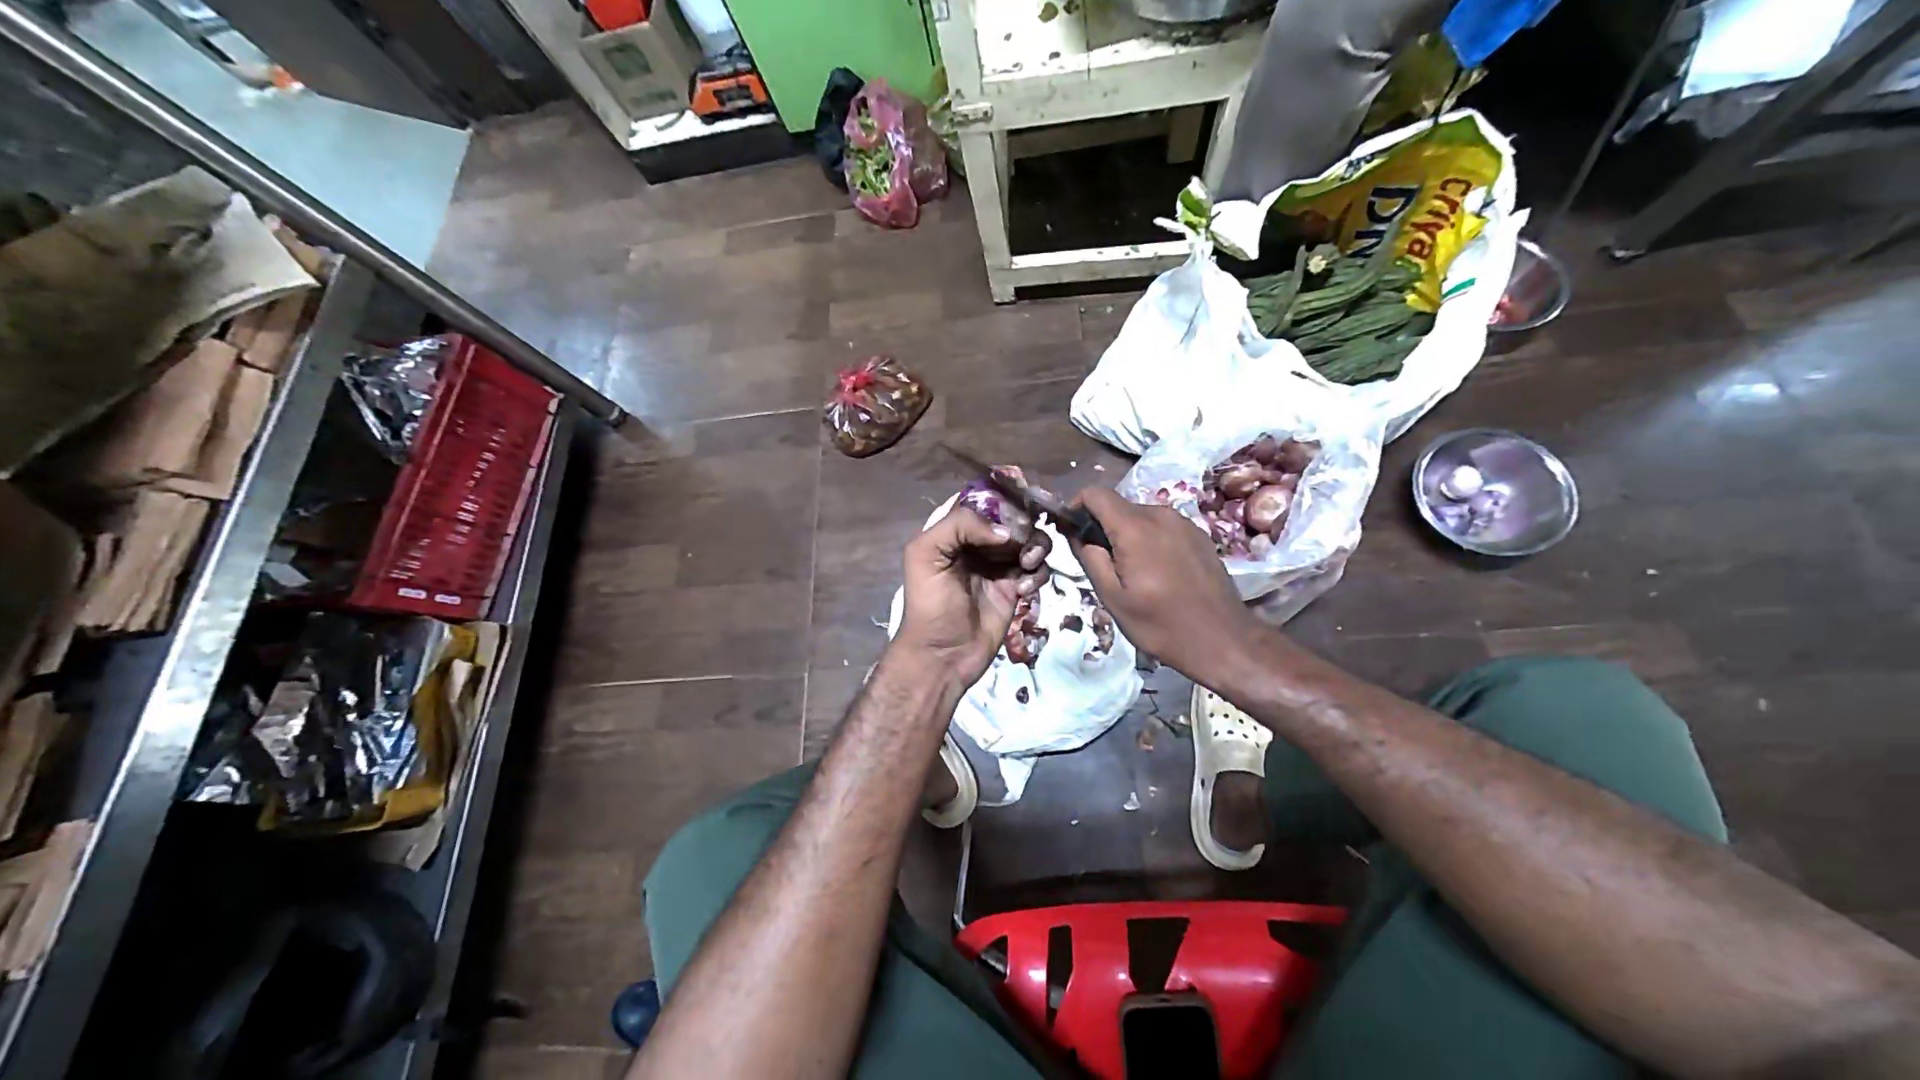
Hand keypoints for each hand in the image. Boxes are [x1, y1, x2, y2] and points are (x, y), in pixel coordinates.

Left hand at [894, 506, 1051, 688]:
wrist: (942, 655)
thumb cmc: (929, 604)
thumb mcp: (926, 554)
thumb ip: (959, 526)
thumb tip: (1007, 531)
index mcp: (953, 530)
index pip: (983, 500)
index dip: (1004, 496)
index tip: (1023, 497)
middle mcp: (978, 543)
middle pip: (1014, 518)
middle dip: (1025, 525)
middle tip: (1021, 544)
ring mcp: (999, 565)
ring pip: (1031, 541)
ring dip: (1036, 547)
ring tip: (1026, 564)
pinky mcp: (1015, 588)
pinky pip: (1038, 569)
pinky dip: (1036, 574)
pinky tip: (1021, 590)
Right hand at [1068, 487, 1263, 684]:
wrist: (1222, 640)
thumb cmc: (1160, 625)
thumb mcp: (1112, 598)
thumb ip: (1090, 559)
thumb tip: (1076, 534)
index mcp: (1135, 528)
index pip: (1096, 494)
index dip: (1077, 506)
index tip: (1071, 530)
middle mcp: (1160, 515)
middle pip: (1119, 507)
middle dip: (1102, 527)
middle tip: (1099, 563)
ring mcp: (1184, 524)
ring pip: (1141, 517)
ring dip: (1127, 536)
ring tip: (1130, 573)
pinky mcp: (1199, 536)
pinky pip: (1162, 528)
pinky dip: (1149, 541)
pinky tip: (1156, 572)